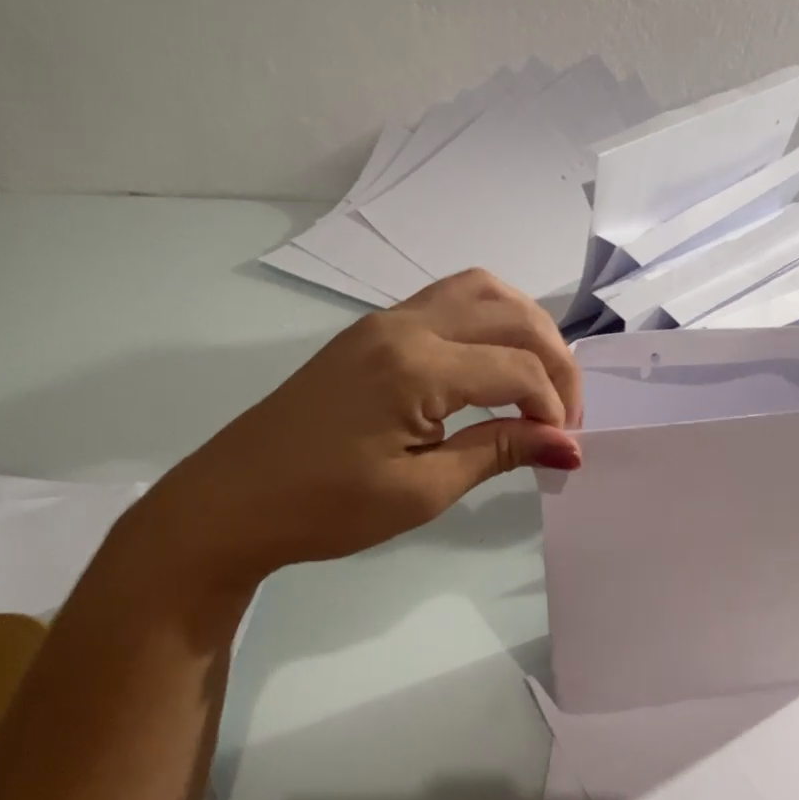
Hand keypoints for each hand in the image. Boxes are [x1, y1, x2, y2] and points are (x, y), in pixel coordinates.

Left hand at [132, 270, 583, 588]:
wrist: (231, 504)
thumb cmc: (326, 508)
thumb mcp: (423, 490)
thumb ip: (500, 453)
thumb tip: (568, 445)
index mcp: (417, 366)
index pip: (517, 368)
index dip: (554, 408)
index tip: (562, 451)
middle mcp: (404, 326)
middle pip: (511, 313)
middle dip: (555, 360)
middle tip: (564, 416)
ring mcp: (383, 321)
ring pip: (480, 290)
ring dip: (525, 326)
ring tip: (540, 380)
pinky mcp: (371, 332)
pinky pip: (447, 302)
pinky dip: (489, 321)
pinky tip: (495, 364)